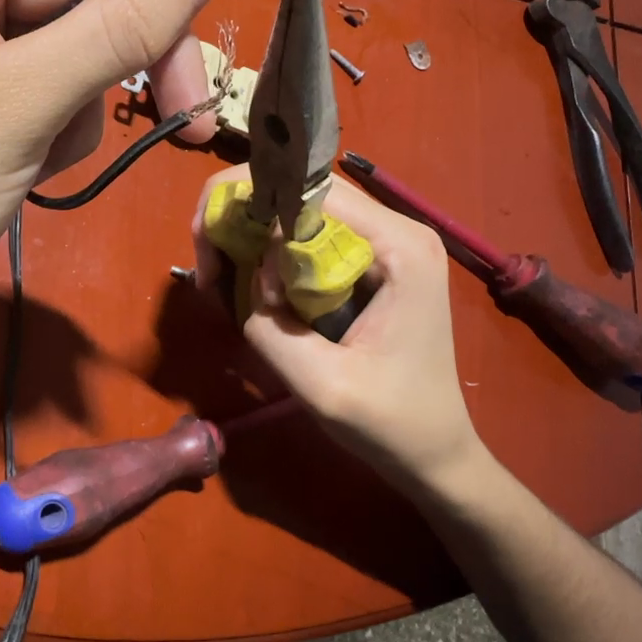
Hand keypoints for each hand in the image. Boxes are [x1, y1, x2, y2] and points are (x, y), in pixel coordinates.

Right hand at [191, 165, 483, 488]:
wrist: (433, 451)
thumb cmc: (391, 422)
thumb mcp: (322, 386)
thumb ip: (273, 327)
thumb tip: (248, 278)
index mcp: (398, 246)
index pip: (311, 190)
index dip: (250, 204)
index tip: (213, 253)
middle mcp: (392, 229)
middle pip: (298, 190)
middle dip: (240, 216)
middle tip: (208, 270)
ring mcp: (380, 243)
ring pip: (294, 209)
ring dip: (248, 235)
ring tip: (219, 281)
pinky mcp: (365, 261)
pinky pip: (302, 237)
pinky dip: (265, 253)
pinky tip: (247, 288)